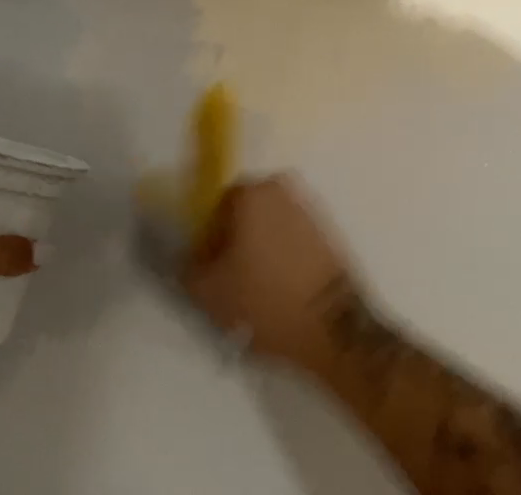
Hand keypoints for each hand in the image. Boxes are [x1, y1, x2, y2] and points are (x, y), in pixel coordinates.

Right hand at [183, 174, 356, 369]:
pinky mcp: (331, 235)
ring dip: (258, 251)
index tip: (207, 268)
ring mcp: (312, 210)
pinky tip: (279, 291)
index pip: (214, 205)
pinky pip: (292, 241)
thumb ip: (185, 266)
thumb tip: (187, 257)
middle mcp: (283, 189)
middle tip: (228, 280)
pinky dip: (282, 259)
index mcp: (252, 191)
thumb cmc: (265, 301)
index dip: (206, 238)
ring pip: (269, 228)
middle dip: (233, 242)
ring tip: (255, 291)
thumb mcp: (207, 292)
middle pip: (244, 214)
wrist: (336, 331)